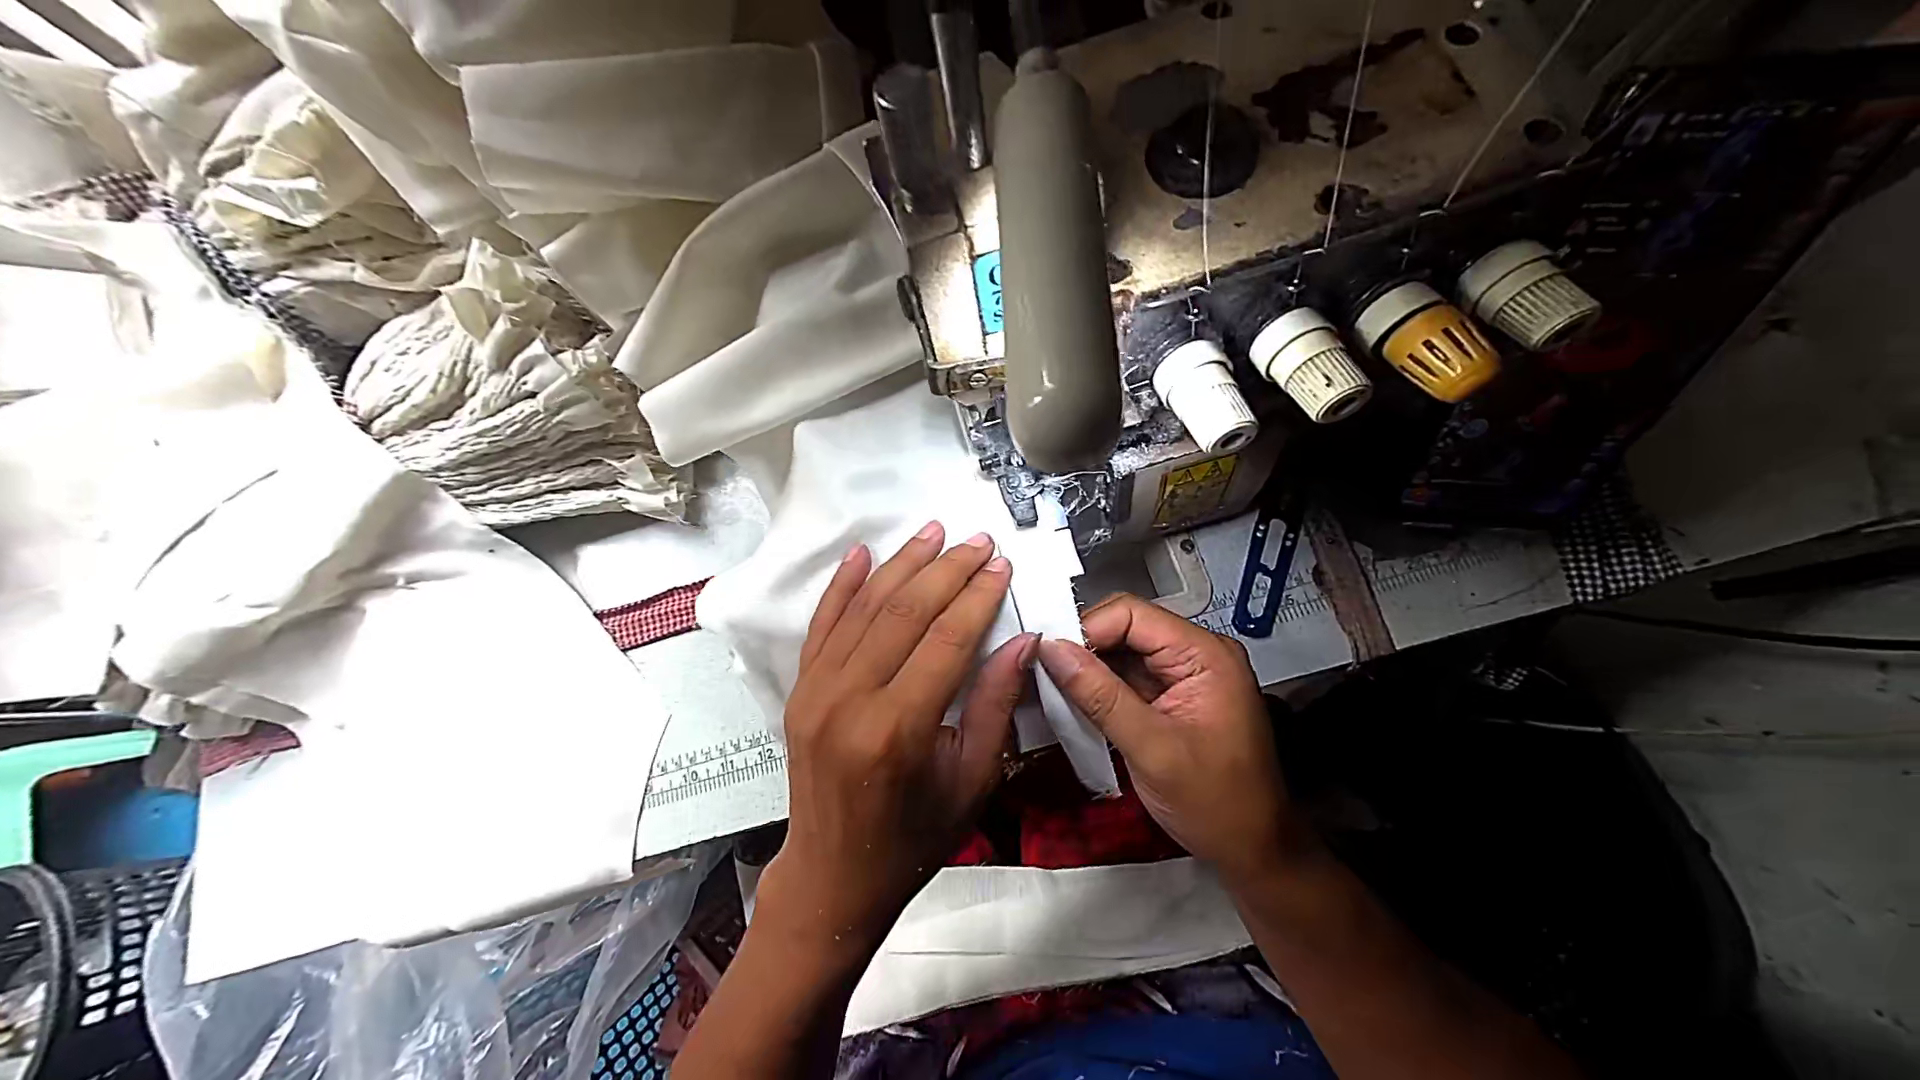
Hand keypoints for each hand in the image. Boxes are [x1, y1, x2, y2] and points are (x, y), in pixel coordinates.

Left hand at [758, 522, 1035, 953]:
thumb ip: (996, 704)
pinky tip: (861, 554)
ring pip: (864, 609)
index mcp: (897, 730)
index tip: (1001, 566)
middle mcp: (849, 701)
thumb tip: (1023, 640)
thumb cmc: (913, 838)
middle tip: (977, 542)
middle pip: (904, 613)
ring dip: (901, 566)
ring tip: (933, 533)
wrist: (833, 874)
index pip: (946, 640)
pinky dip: (842, 586)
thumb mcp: (972, 780)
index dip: (978, 597)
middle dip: (946, 571)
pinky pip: (821, 626)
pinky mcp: (800, 691)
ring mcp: (816, 692)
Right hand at [1036, 593, 1315, 884]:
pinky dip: (1099, 687)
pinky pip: (1126, 676)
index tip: (1049, 657)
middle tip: (1047, 674)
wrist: (1252, 850)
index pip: (1131, 614)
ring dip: (1088, 668)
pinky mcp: (1171, 695)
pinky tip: (1076, 703)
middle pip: (1124, 627)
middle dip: (1083, 647)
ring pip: (1120, 651)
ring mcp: (1184, 674)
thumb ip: (1100, 695)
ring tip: (1055, 689)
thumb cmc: (1216, 803)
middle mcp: (1196, 653)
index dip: (1086, 629)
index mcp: (1204, 654)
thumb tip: (1052, 651)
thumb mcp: (1152, 750)